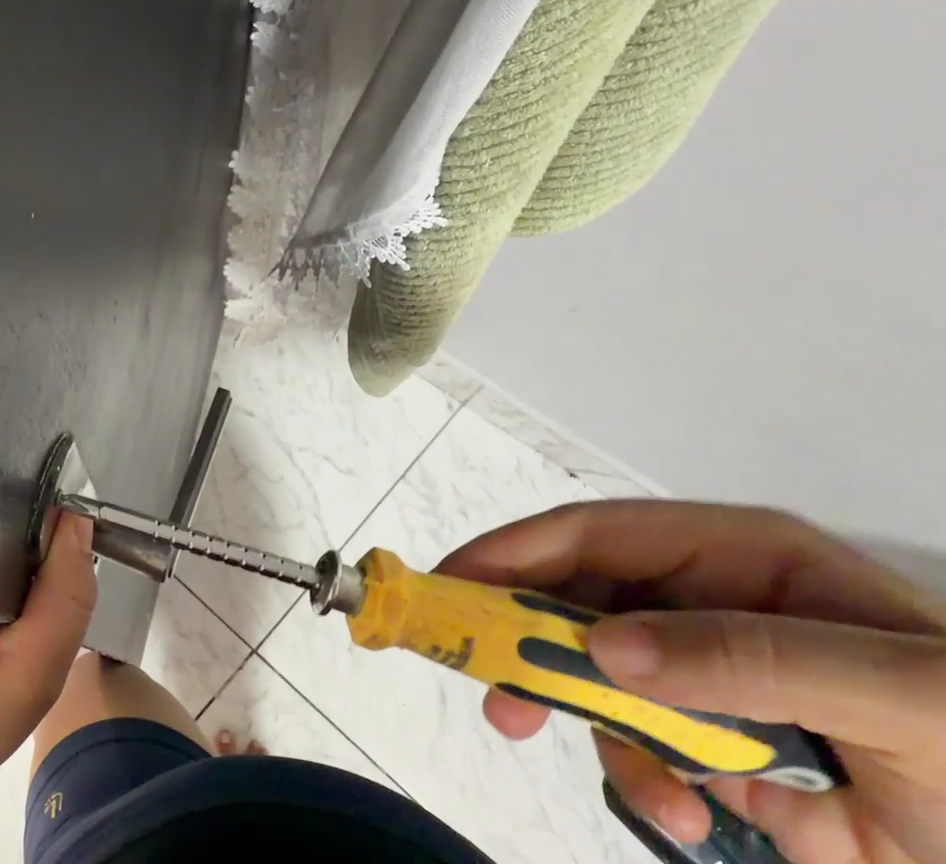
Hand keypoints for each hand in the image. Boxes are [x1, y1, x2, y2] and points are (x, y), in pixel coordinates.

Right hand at [439, 500, 945, 861]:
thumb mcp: (900, 693)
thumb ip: (750, 655)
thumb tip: (601, 645)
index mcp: (739, 559)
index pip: (595, 535)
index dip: (512, 552)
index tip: (450, 589)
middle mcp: (706, 603)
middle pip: (575, 603)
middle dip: (527, 647)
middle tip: (491, 692)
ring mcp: (705, 674)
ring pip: (592, 677)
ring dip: (588, 725)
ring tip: (609, 775)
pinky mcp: (712, 740)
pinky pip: (636, 742)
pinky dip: (641, 779)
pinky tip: (681, 814)